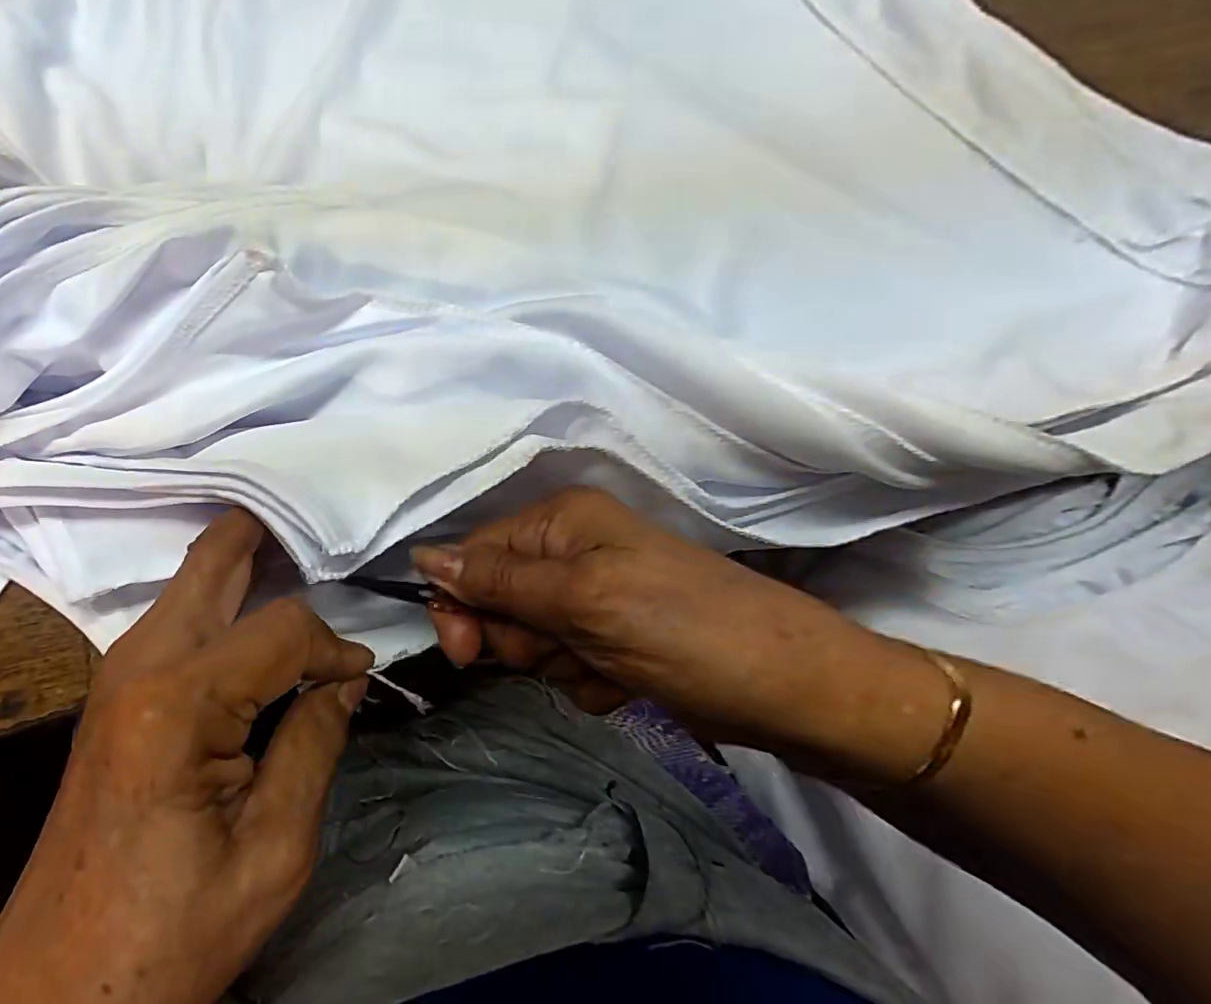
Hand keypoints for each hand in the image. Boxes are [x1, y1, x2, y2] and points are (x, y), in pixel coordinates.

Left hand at [0, 510, 372, 1003]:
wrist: (61, 984)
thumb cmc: (172, 928)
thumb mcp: (273, 848)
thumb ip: (315, 744)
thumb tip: (343, 678)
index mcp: (179, 703)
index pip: (282, 629)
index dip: (333, 643)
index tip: (359, 674)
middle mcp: (140, 665)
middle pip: (214, 562)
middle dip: (267, 534)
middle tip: (318, 526)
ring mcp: (118, 672)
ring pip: (191, 580)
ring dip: (244, 560)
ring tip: (299, 555)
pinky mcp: (115, 691)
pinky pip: (179, 613)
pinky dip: (222, 593)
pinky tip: (254, 602)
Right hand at [415, 488, 952, 782]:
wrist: (787, 689)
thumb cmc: (683, 628)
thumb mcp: (582, 599)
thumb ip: (499, 580)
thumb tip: (423, 556)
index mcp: (561, 522)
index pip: (474, 555)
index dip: (462, 603)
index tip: (467, 652)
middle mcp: (571, 551)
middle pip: (498, 601)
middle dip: (521, 639)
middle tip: (565, 650)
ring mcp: (593, 596)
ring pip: (529, 641)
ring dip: (559, 664)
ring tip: (609, 665)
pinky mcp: (610, 637)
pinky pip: (564, 665)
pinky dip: (587, 680)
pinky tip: (626, 681)